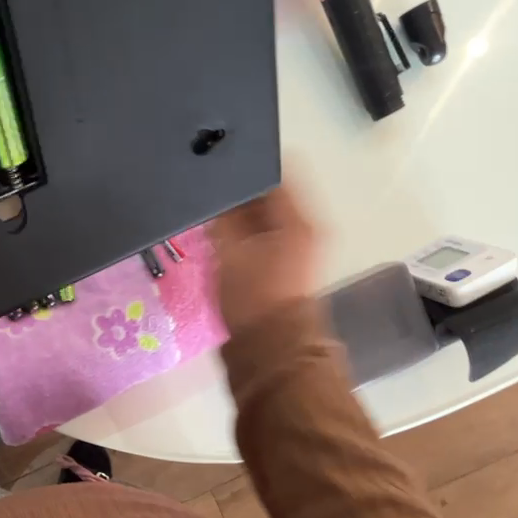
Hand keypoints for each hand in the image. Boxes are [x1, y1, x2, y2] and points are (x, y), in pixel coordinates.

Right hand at [208, 182, 321, 331]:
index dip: (243, 168)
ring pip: (266, 215)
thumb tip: (217, 193)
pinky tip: (225, 244)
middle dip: (240, 195)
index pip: (273, 171)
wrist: (270, 349)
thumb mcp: (229, 252)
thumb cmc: (251, 298)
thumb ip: (223, 215)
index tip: (217, 173)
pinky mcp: (288, 265)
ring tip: (214, 223)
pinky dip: (246, 234)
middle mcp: (307, 227)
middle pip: (271, 194)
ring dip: (241, 216)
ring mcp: (301, 247)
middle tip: (210, 200)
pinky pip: (265, 235)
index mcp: (300, 219)